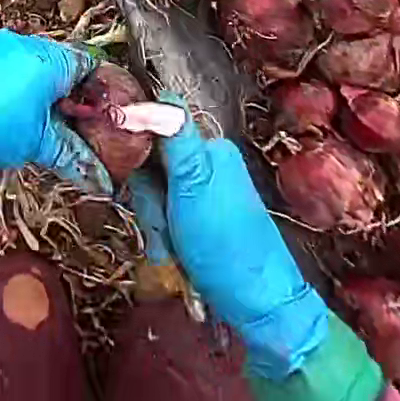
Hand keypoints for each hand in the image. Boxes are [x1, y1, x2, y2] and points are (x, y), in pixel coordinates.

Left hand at [0, 29, 110, 191]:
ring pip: (31, 64)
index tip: (98, 117)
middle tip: (66, 127)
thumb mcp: (33, 144)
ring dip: (37, 90)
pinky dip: (10, 83)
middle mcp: (24, 41)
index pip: (91, 63)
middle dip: (67, 94)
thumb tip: (103, 177)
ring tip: (29, 124)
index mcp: (48, 58)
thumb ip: (72, 154)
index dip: (99, 91)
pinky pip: (3, 63)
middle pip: (61, 63)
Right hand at [127, 97, 329, 379]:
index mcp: (209, 147)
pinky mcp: (199, 221)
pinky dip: (165, 239)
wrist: (260, 307)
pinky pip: (166, 219)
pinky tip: (175, 258)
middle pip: (151, 166)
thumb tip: (157, 93)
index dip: (140, 156)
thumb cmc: (224, 243)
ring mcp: (202, 194)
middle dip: (149, 203)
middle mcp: (206, 164)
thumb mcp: (193, 183)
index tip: (139, 184)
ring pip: (155, 196)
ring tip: (171, 252)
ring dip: (156, 225)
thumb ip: (175, 135)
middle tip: (164, 230)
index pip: (156, 128)